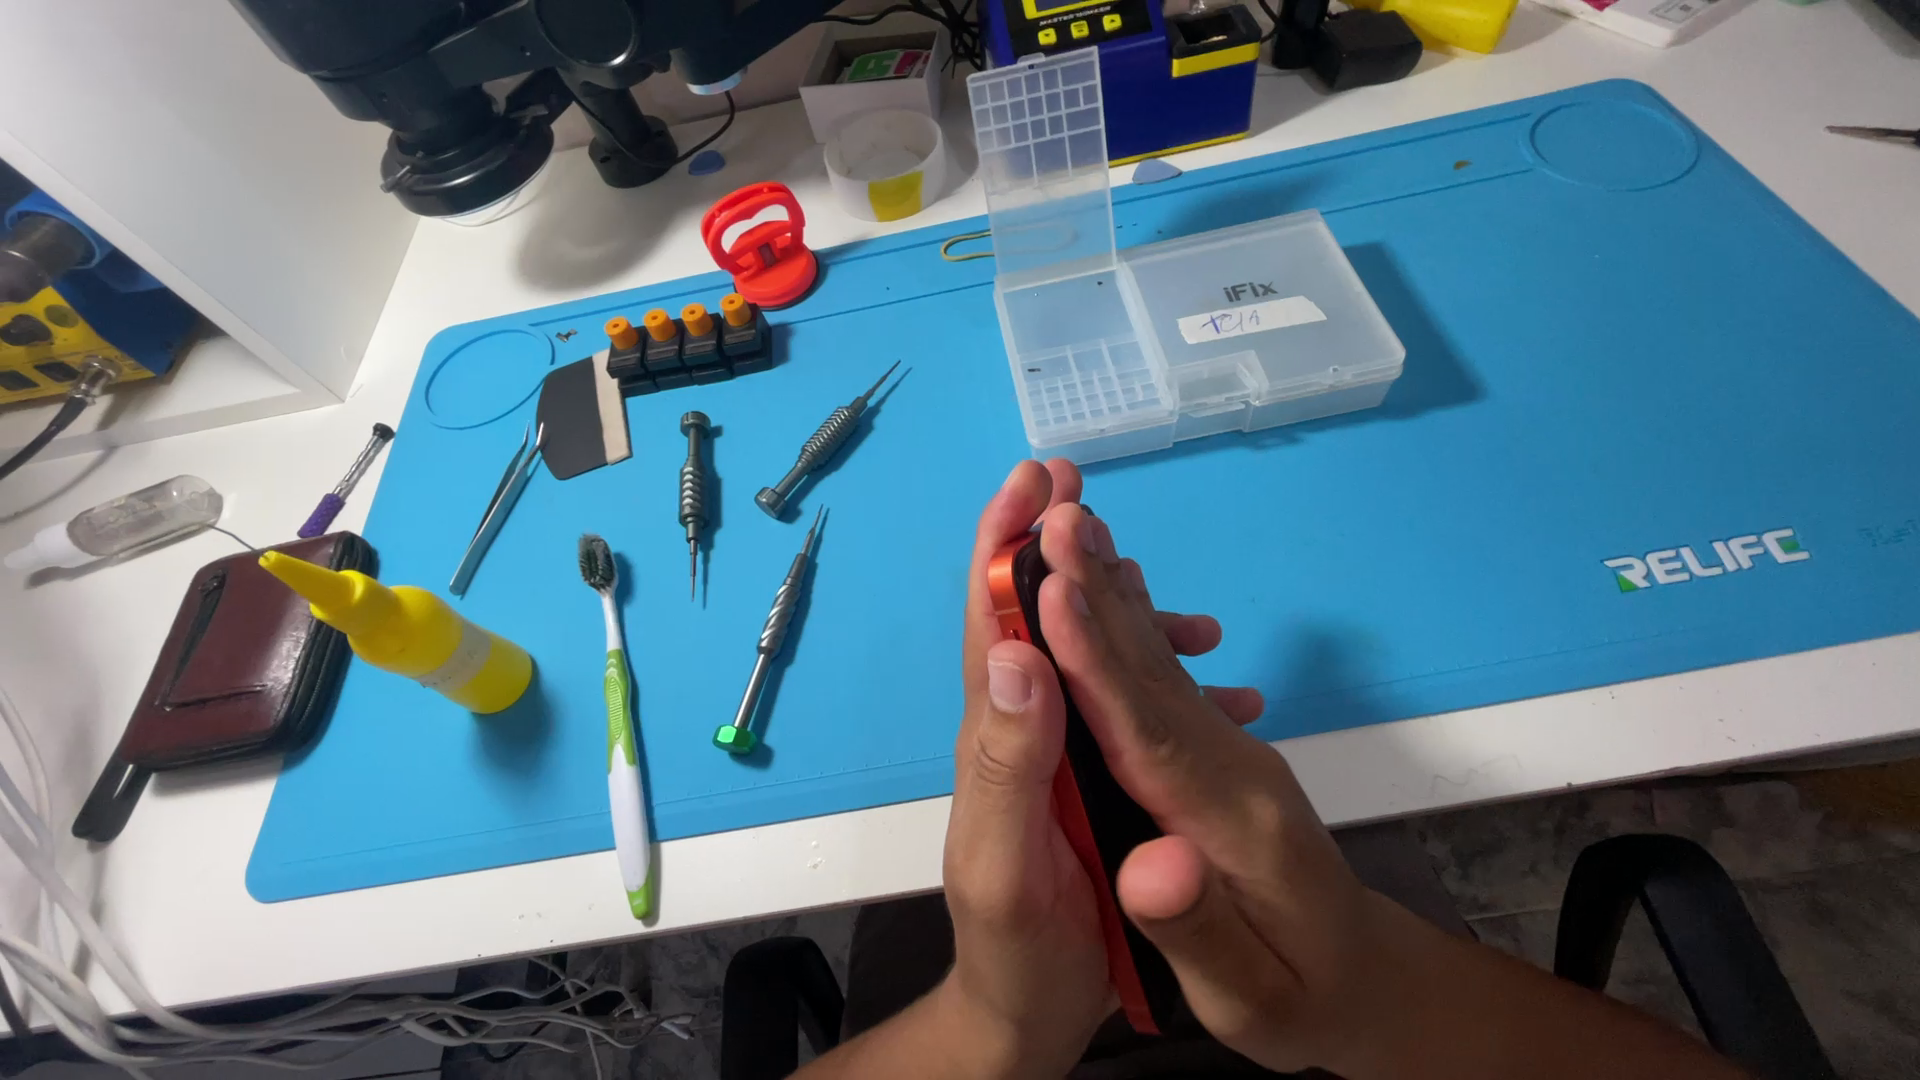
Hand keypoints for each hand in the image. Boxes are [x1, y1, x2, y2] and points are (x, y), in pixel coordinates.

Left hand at [940, 459, 1268, 1075]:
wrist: (1034, 1008)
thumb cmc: (1015, 943)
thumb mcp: (1008, 861)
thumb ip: (1008, 763)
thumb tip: (1016, 651)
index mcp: (995, 731)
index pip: (992, 618)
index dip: (1005, 543)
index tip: (1034, 482)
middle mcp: (1024, 720)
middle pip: (1038, 614)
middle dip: (1059, 547)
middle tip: (1090, 496)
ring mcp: (1063, 742)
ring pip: (1090, 650)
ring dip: (1126, 611)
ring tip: (1186, 610)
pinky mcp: (1098, 769)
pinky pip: (1130, 703)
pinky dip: (1171, 679)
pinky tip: (1225, 685)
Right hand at [1025, 495, 1387, 1073]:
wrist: (1369, 976)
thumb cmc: (1299, 998)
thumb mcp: (1250, 1001)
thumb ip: (1197, 931)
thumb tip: (1149, 865)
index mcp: (1229, 817)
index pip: (1146, 727)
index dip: (1094, 658)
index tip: (1053, 591)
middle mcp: (1227, 758)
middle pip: (1146, 667)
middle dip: (1094, 588)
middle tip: (1053, 511)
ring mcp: (1225, 741)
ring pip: (1152, 654)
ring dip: (1108, 584)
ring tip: (1071, 519)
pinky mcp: (1215, 740)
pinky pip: (1160, 669)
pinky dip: (1127, 617)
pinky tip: (1107, 579)